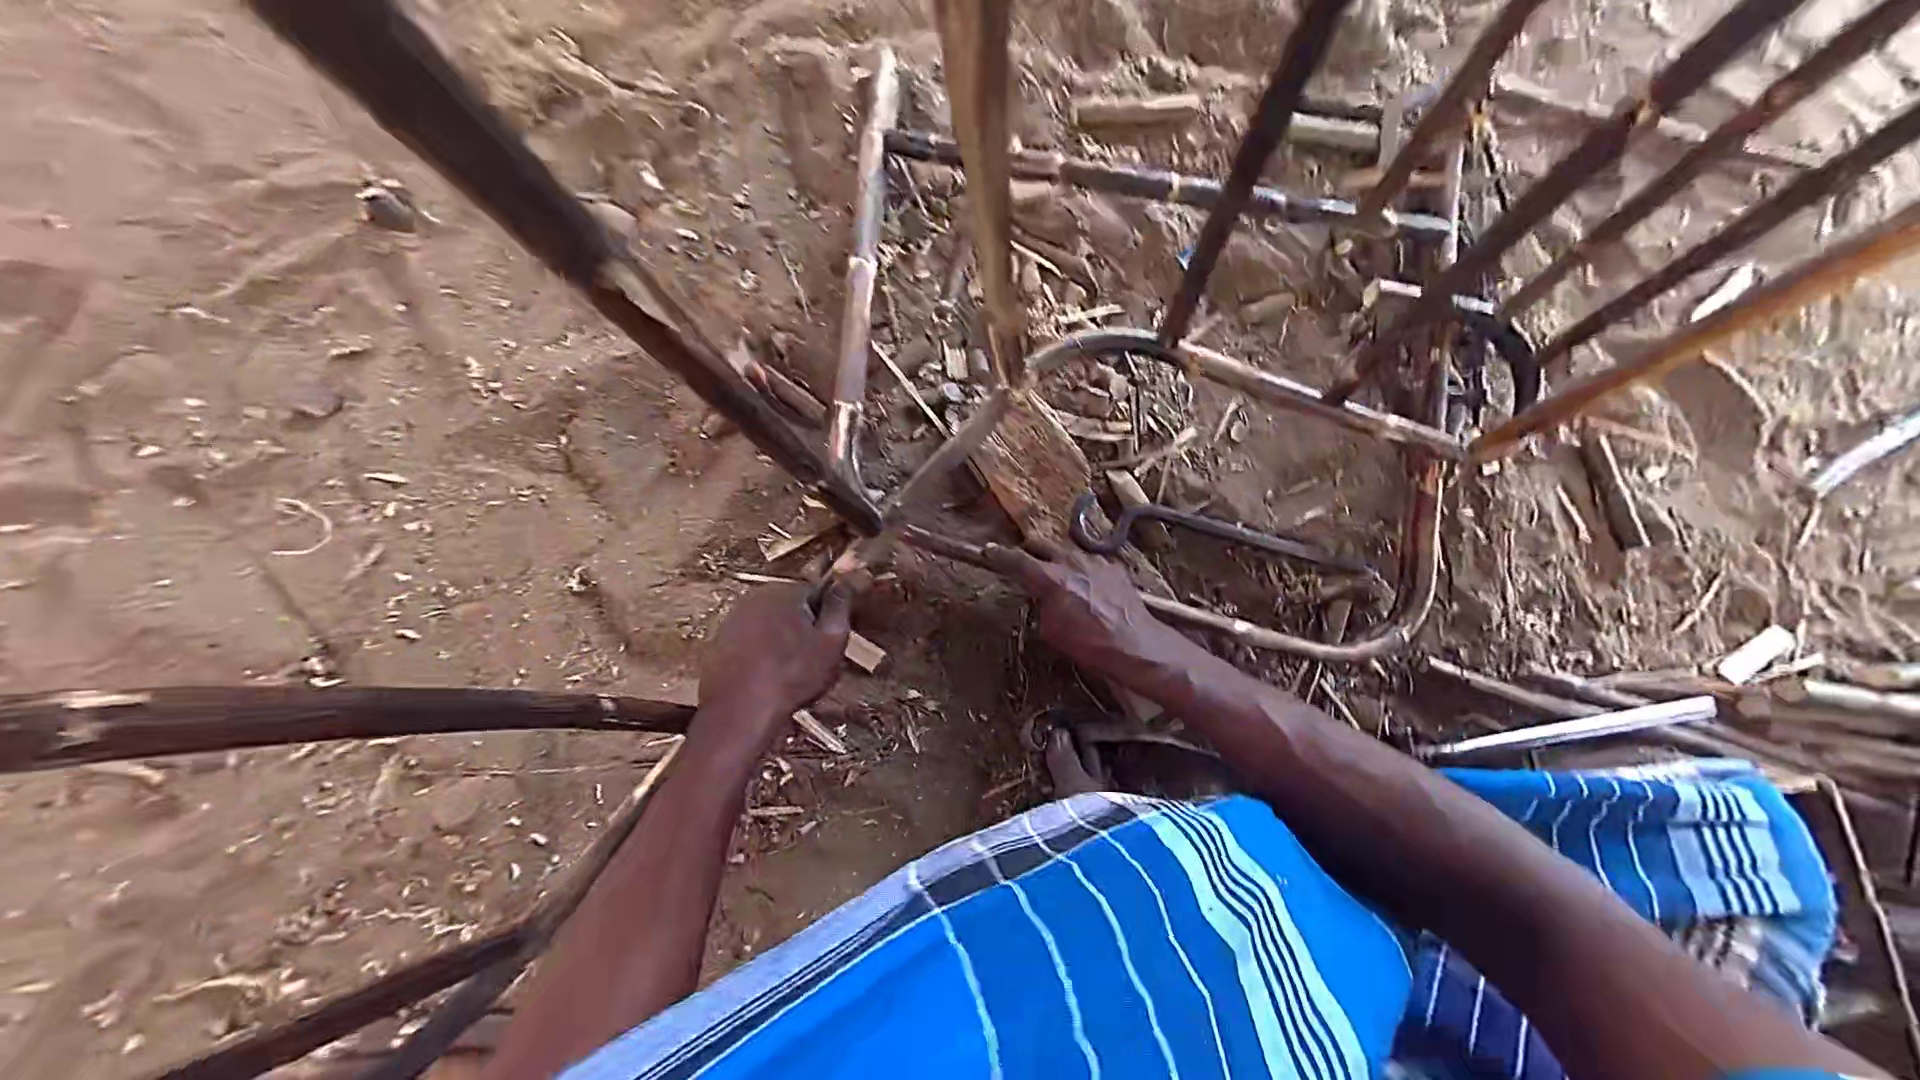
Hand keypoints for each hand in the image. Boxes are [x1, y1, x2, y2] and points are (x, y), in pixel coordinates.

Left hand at [697, 578, 860, 738]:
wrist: (740, 711)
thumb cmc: (792, 675)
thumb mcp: (831, 639)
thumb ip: (839, 605)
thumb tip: (846, 581)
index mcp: (783, 592)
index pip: (816, 594)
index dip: (827, 620)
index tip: (830, 644)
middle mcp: (754, 599)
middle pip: (791, 610)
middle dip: (804, 631)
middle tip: (813, 663)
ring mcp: (732, 621)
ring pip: (771, 628)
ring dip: (782, 645)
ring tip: (790, 676)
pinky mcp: (719, 644)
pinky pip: (751, 645)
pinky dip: (761, 657)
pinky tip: (767, 679)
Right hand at [982, 539, 1170, 674]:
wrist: (1134, 645)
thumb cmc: (1089, 644)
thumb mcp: (1051, 630)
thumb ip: (1041, 604)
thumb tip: (1042, 596)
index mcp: (1049, 578)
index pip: (1016, 559)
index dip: (999, 555)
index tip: (989, 551)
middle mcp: (1071, 561)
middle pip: (1041, 544)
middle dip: (1030, 552)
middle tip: (1026, 563)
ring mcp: (1095, 561)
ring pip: (1067, 550)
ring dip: (1058, 560)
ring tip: (1060, 576)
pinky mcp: (1114, 566)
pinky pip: (1091, 561)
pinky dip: (1083, 570)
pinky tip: (1088, 586)